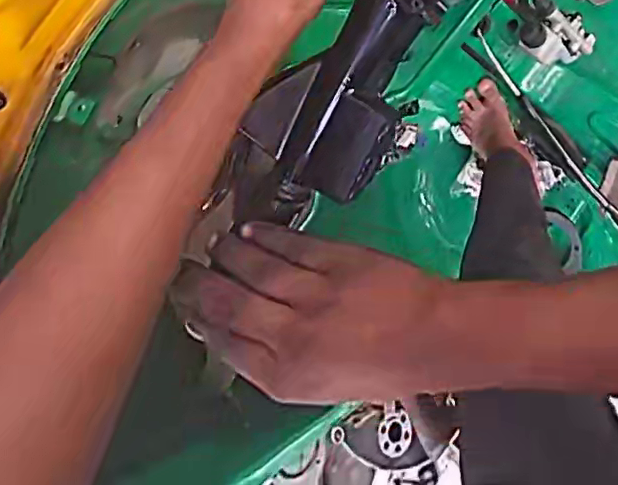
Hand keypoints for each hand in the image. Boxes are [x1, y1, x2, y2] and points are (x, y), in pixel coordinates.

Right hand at [171, 224, 451, 404]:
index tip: (190, 305)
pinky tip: (252, 231)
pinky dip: (268, 236)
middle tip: (189, 269)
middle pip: (233, 304)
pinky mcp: (336, 261)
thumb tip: (248, 337)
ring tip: (217, 244)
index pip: (227, 344)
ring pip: (258, 269)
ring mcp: (314, 295)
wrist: (428, 338)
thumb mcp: (320, 386)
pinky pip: (292, 246)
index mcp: (285, 376)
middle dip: (205, 284)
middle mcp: (292, 336)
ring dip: (233, 254)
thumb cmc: (382, 366)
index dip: (203, 321)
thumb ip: (279, 362)